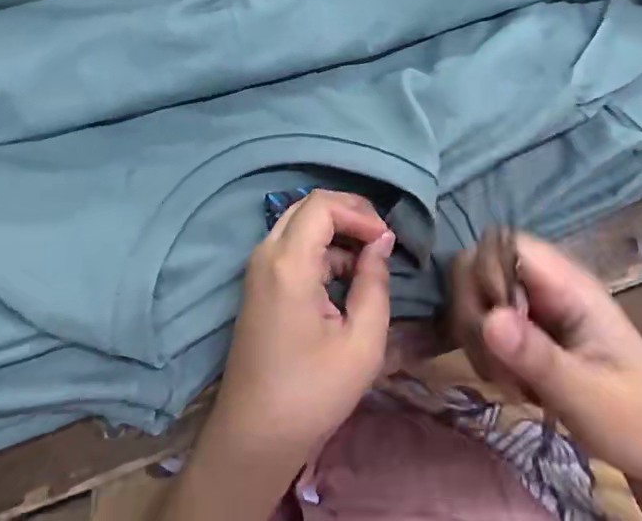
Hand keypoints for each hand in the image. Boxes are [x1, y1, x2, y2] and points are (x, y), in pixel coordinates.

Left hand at [211, 190, 395, 460]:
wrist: (254, 436)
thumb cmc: (312, 393)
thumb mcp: (362, 342)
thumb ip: (375, 283)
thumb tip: (381, 242)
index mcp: (288, 264)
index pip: (322, 205)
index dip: (359, 212)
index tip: (387, 240)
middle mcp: (266, 254)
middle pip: (309, 206)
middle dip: (349, 214)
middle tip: (381, 239)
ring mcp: (257, 268)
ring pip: (299, 223)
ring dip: (336, 231)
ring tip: (370, 260)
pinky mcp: (258, 284)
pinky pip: (291, 246)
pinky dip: (321, 248)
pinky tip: (346, 276)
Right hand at [450, 234, 641, 484]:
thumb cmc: (638, 421)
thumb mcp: (589, 396)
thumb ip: (537, 357)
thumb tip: (489, 319)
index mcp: (568, 283)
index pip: (503, 243)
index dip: (485, 275)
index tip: (494, 328)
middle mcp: (546, 283)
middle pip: (480, 265)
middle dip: (475, 313)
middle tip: (496, 365)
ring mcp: (536, 305)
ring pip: (478, 295)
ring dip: (478, 338)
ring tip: (510, 383)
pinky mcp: (528, 328)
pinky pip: (486, 321)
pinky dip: (485, 352)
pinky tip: (510, 384)